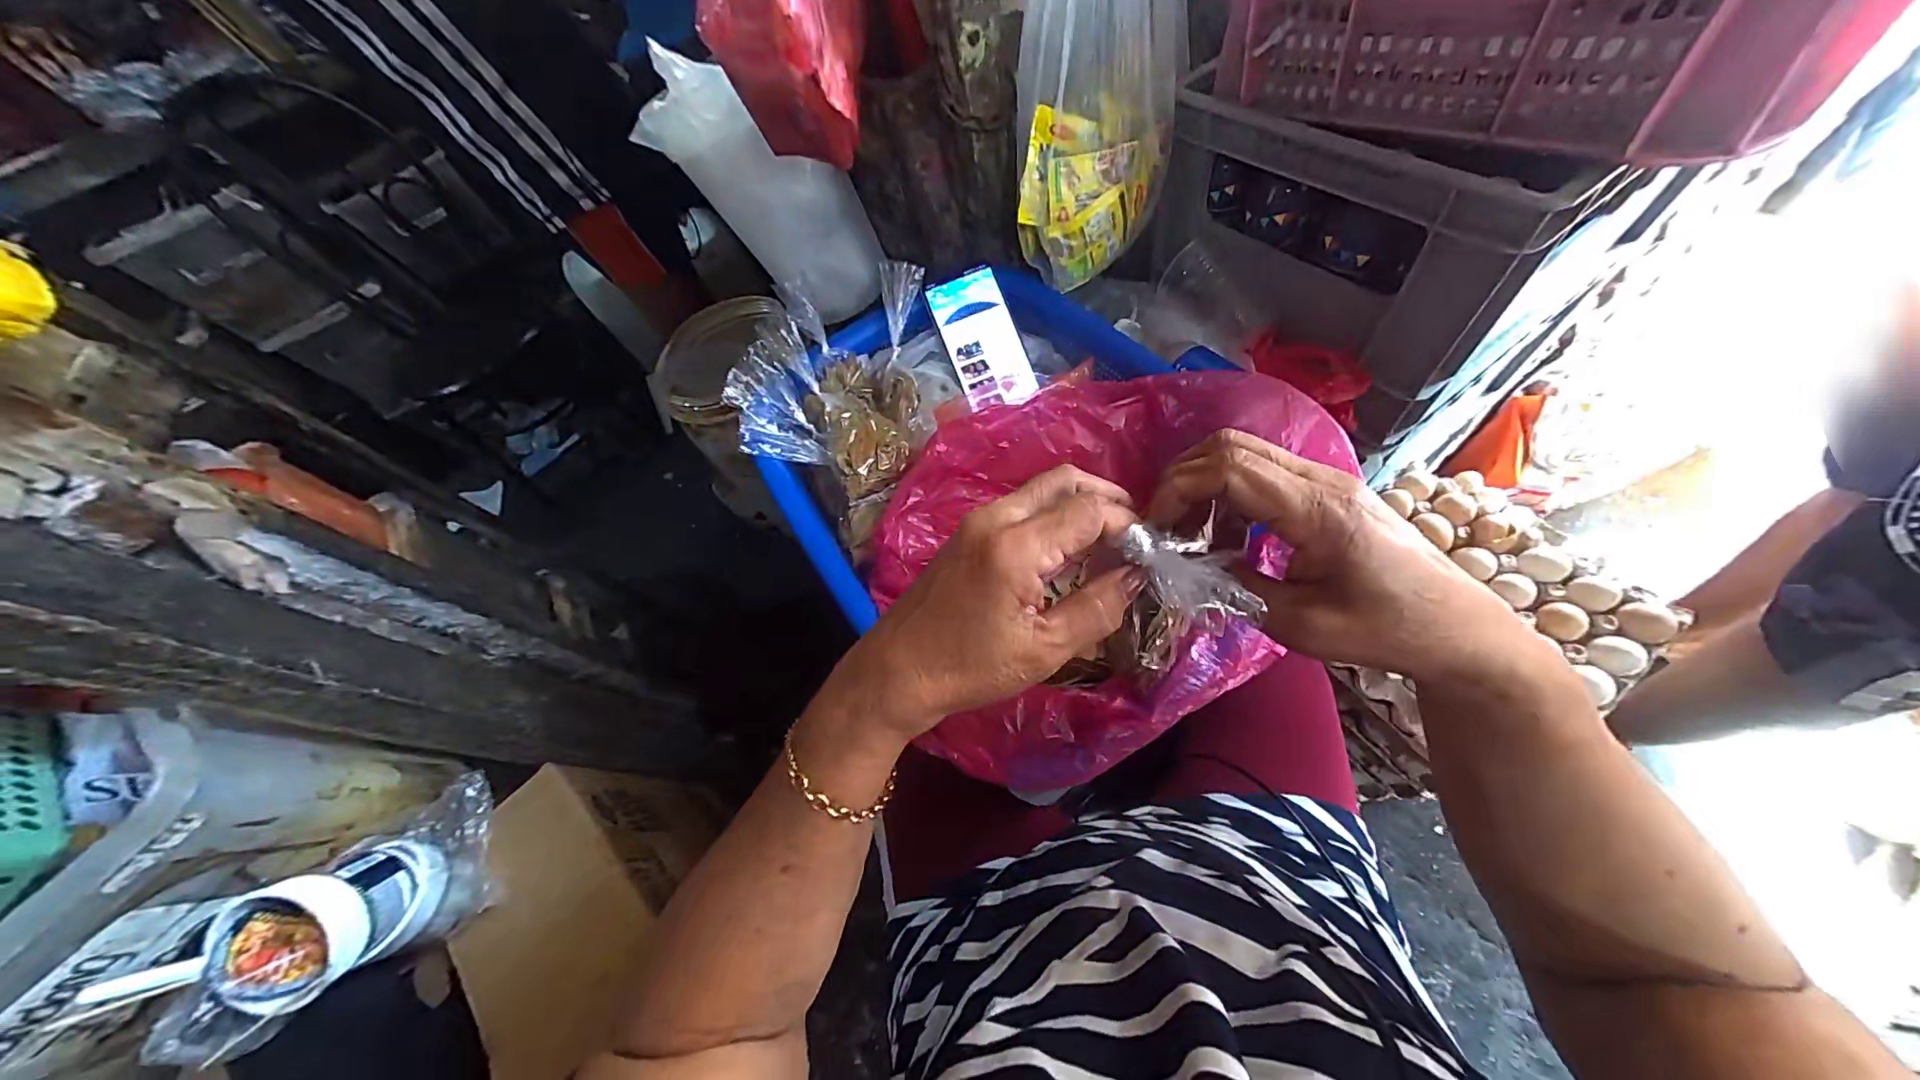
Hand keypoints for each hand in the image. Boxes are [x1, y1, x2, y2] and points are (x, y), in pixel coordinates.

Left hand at [822, 465, 1144, 741]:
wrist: (898, 669)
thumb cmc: (970, 667)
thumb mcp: (1044, 650)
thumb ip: (1097, 608)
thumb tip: (1135, 575)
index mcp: (1016, 546)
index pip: (1089, 510)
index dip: (1127, 524)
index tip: (1148, 551)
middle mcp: (996, 518)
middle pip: (1065, 481)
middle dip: (1108, 498)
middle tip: (1136, 531)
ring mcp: (978, 520)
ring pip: (1042, 489)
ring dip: (1080, 503)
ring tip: (1110, 540)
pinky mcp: (969, 531)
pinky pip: (1023, 506)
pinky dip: (1054, 514)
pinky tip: (1070, 548)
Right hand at [1148, 430, 1546, 684]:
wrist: (1458, 630)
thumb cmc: (1386, 631)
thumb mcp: (1299, 624)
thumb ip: (1237, 589)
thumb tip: (1194, 566)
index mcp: (1317, 509)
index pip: (1227, 467)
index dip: (1178, 489)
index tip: (1156, 528)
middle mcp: (1321, 480)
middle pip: (1230, 446)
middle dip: (1182, 480)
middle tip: (1166, 526)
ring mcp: (1328, 480)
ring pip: (1244, 454)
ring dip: (1204, 486)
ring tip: (1194, 536)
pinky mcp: (1328, 491)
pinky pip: (1263, 474)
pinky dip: (1229, 496)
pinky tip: (1229, 536)